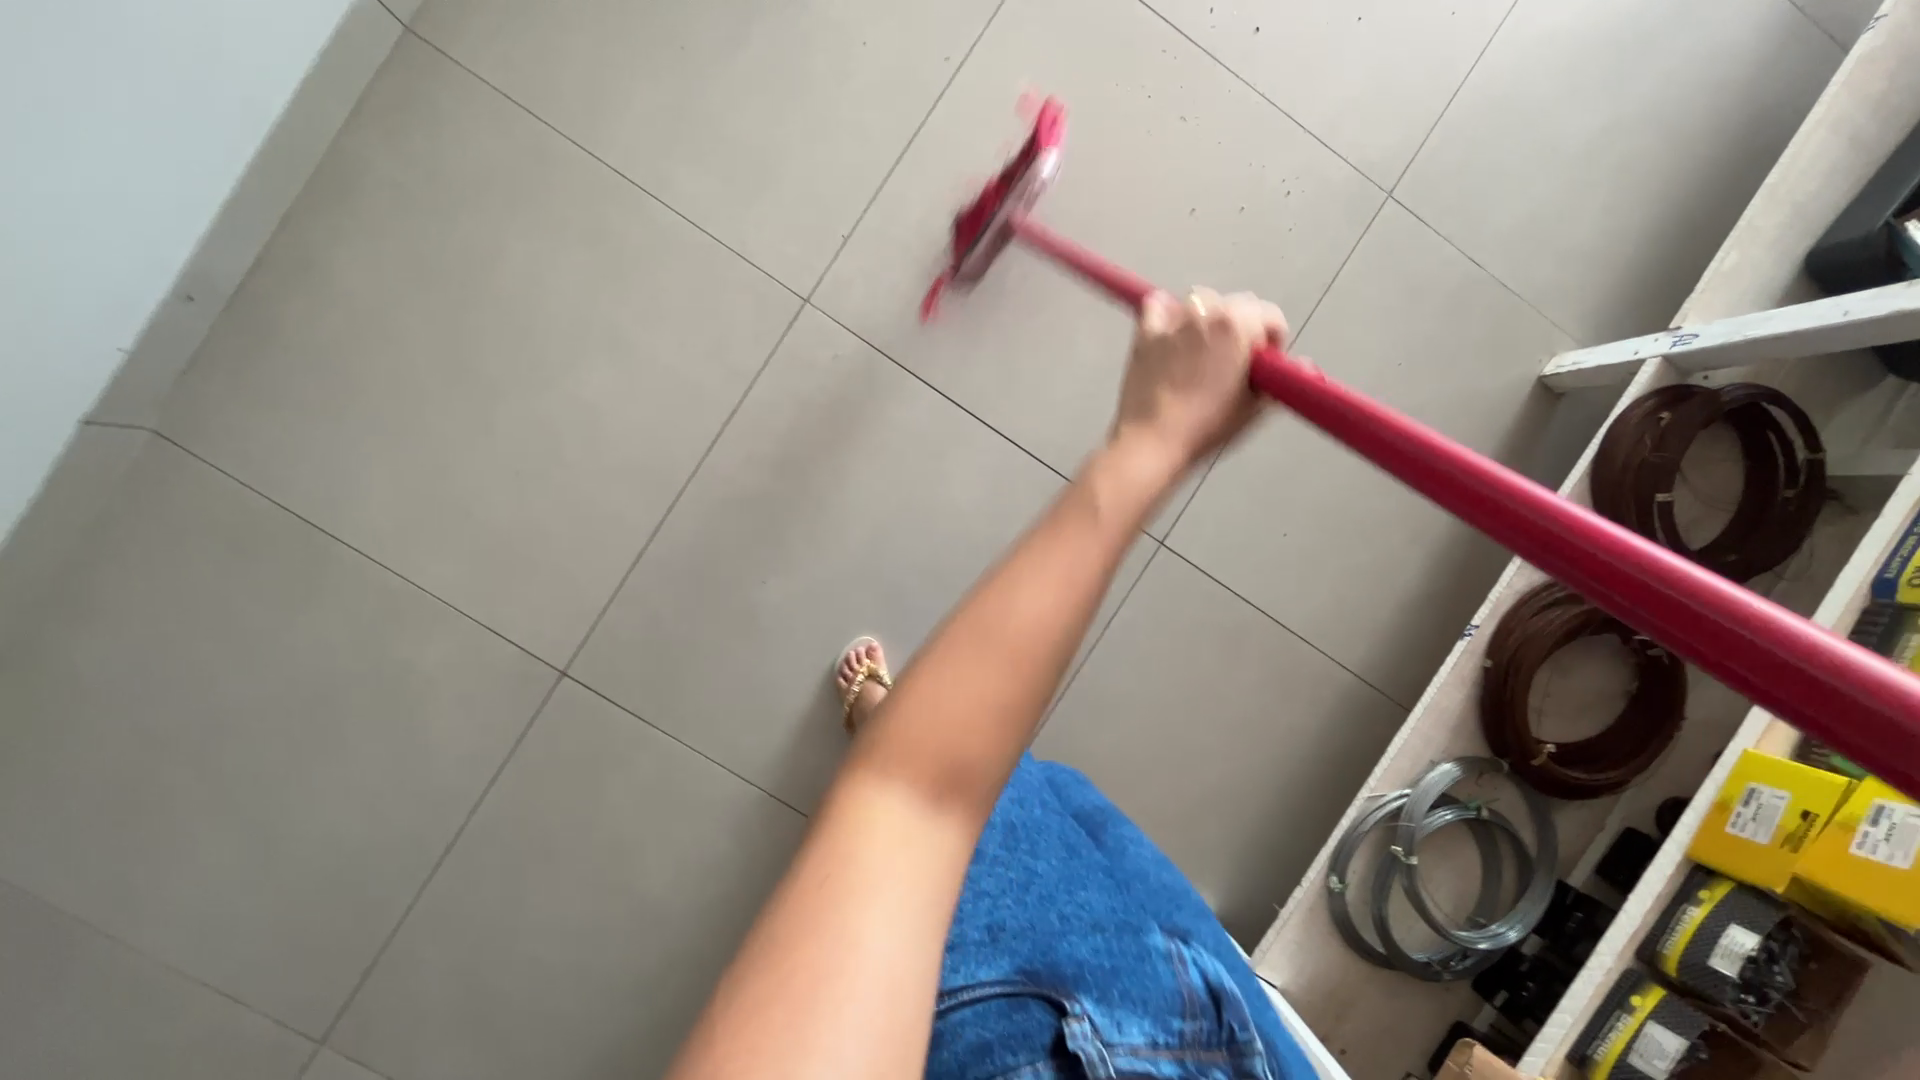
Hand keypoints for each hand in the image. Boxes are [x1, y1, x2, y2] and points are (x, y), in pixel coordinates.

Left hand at [1111, 287, 1287, 473]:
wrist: (1152, 441)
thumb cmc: (1206, 427)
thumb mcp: (1254, 408)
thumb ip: (1279, 380)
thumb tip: (1305, 365)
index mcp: (1238, 326)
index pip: (1270, 315)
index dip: (1272, 339)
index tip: (1264, 364)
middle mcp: (1207, 313)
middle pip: (1237, 304)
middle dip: (1242, 327)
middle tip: (1234, 362)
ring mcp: (1173, 321)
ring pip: (1200, 301)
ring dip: (1207, 317)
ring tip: (1202, 351)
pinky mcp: (1145, 333)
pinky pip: (1157, 305)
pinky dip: (1165, 313)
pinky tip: (1170, 335)